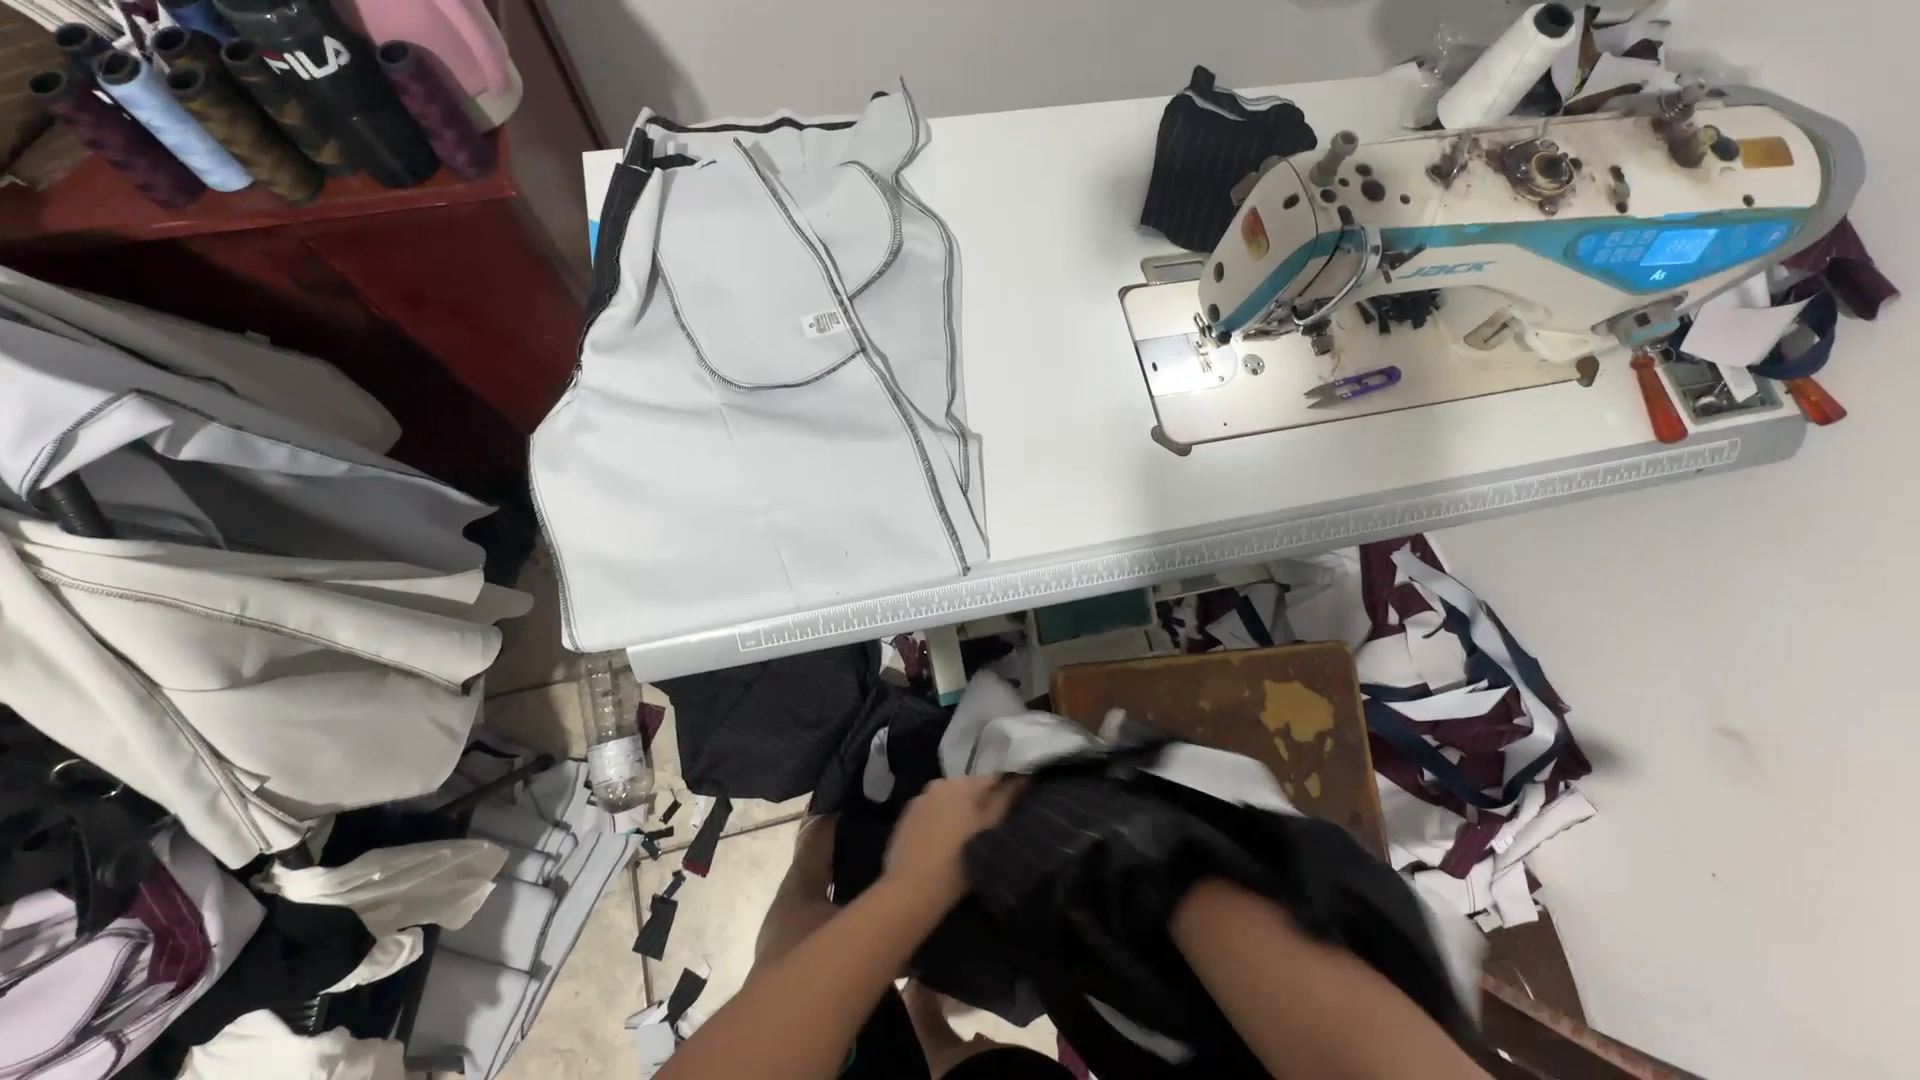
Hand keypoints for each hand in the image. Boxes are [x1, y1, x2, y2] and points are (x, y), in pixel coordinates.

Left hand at [881, 775, 1021, 910]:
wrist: (910, 890)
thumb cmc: (959, 861)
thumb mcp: (991, 831)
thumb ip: (1006, 800)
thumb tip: (1022, 777)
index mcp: (962, 783)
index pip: (994, 778)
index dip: (1009, 792)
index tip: (1017, 810)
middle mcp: (939, 783)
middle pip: (970, 788)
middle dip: (983, 804)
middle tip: (995, 830)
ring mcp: (919, 800)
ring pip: (950, 801)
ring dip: (962, 813)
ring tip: (971, 840)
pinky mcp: (906, 819)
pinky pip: (932, 813)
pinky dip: (942, 822)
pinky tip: (946, 845)